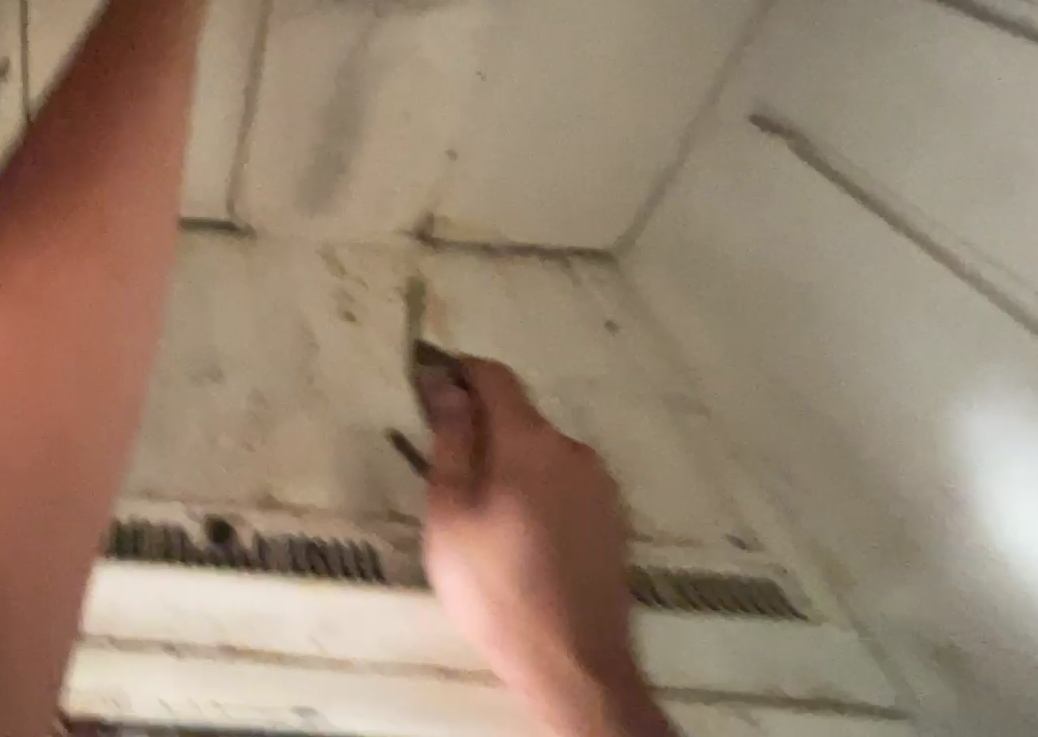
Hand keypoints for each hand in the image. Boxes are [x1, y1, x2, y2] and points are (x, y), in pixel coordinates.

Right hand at [419, 353, 675, 736]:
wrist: (574, 668)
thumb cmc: (493, 584)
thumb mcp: (449, 508)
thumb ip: (449, 438)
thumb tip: (443, 381)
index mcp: (529, 440)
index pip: (493, 375)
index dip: (457, 370)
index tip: (426, 383)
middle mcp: (572, 450)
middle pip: (516, 412)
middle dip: (477, 421)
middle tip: (441, 464)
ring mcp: (600, 485)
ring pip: (538, 447)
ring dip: (505, 454)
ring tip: (476, 506)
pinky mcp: (612, 517)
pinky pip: (561, 477)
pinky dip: (532, 482)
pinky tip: (515, 528)